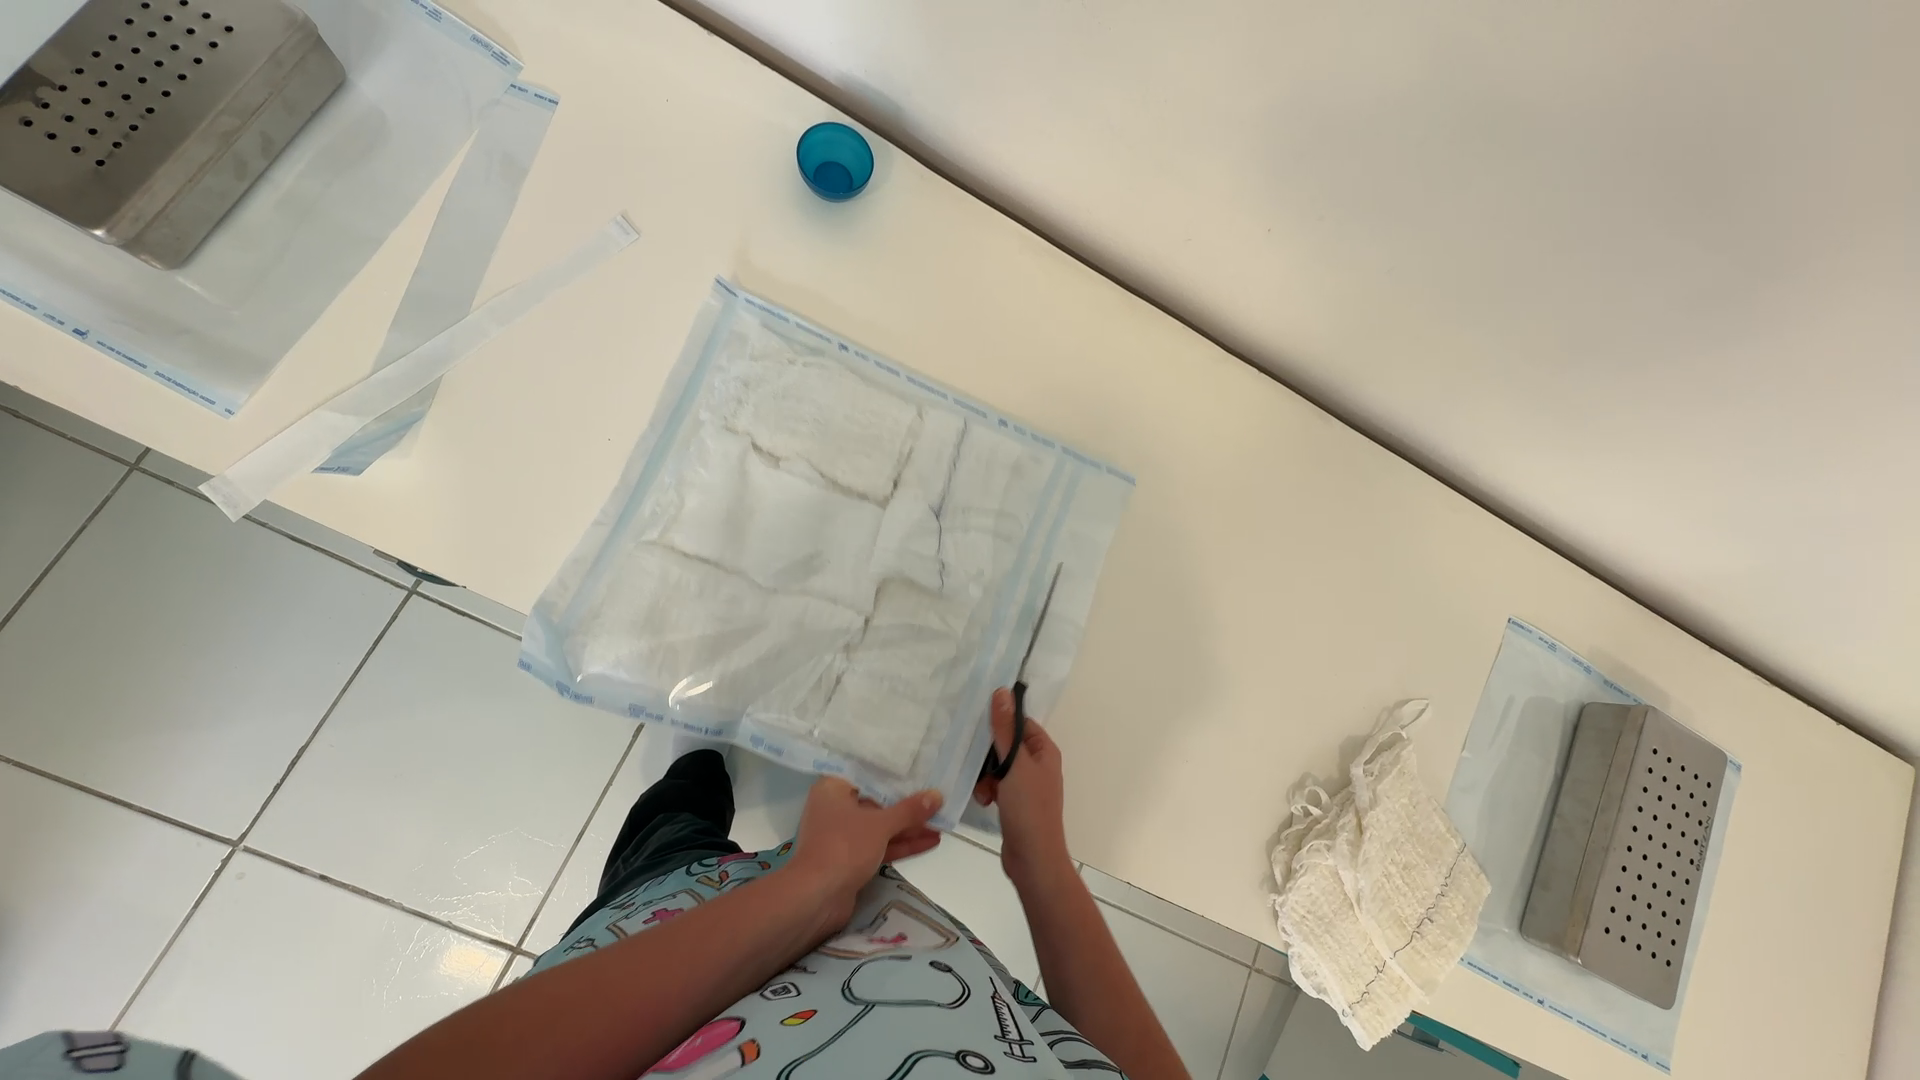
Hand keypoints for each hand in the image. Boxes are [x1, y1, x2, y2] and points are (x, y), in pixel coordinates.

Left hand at [787, 778, 942, 927]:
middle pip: (876, 802)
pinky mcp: (851, 860)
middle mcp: (836, 809)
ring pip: (880, 826)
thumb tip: (938, 795)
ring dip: (908, 826)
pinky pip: (880, 846)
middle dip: (906, 804)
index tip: (921, 770)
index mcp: (833, 789)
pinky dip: (901, 844)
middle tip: (937, 798)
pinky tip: (930, 841)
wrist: (816, 898)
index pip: (867, 774)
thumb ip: (909, 810)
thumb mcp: (880, 824)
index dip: (895, 774)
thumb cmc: (844, 846)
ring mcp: (843, 836)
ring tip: (941, 821)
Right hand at [973, 687, 1071, 886]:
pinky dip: (988, 791)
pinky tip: (984, 802)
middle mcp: (1038, 765)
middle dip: (989, 756)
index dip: (1000, 723)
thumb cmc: (1028, 808)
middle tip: (979, 766)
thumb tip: (1002, 692)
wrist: (1033, 858)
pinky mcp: (1016, 802)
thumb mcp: (1014, 765)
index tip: (978, 727)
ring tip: (983, 791)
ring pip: (999, 767)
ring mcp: (1027, 785)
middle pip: (1007, 745)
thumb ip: (1005, 729)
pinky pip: (997, 786)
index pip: (1021, 723)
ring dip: (986, 776)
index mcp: (1044, 751)